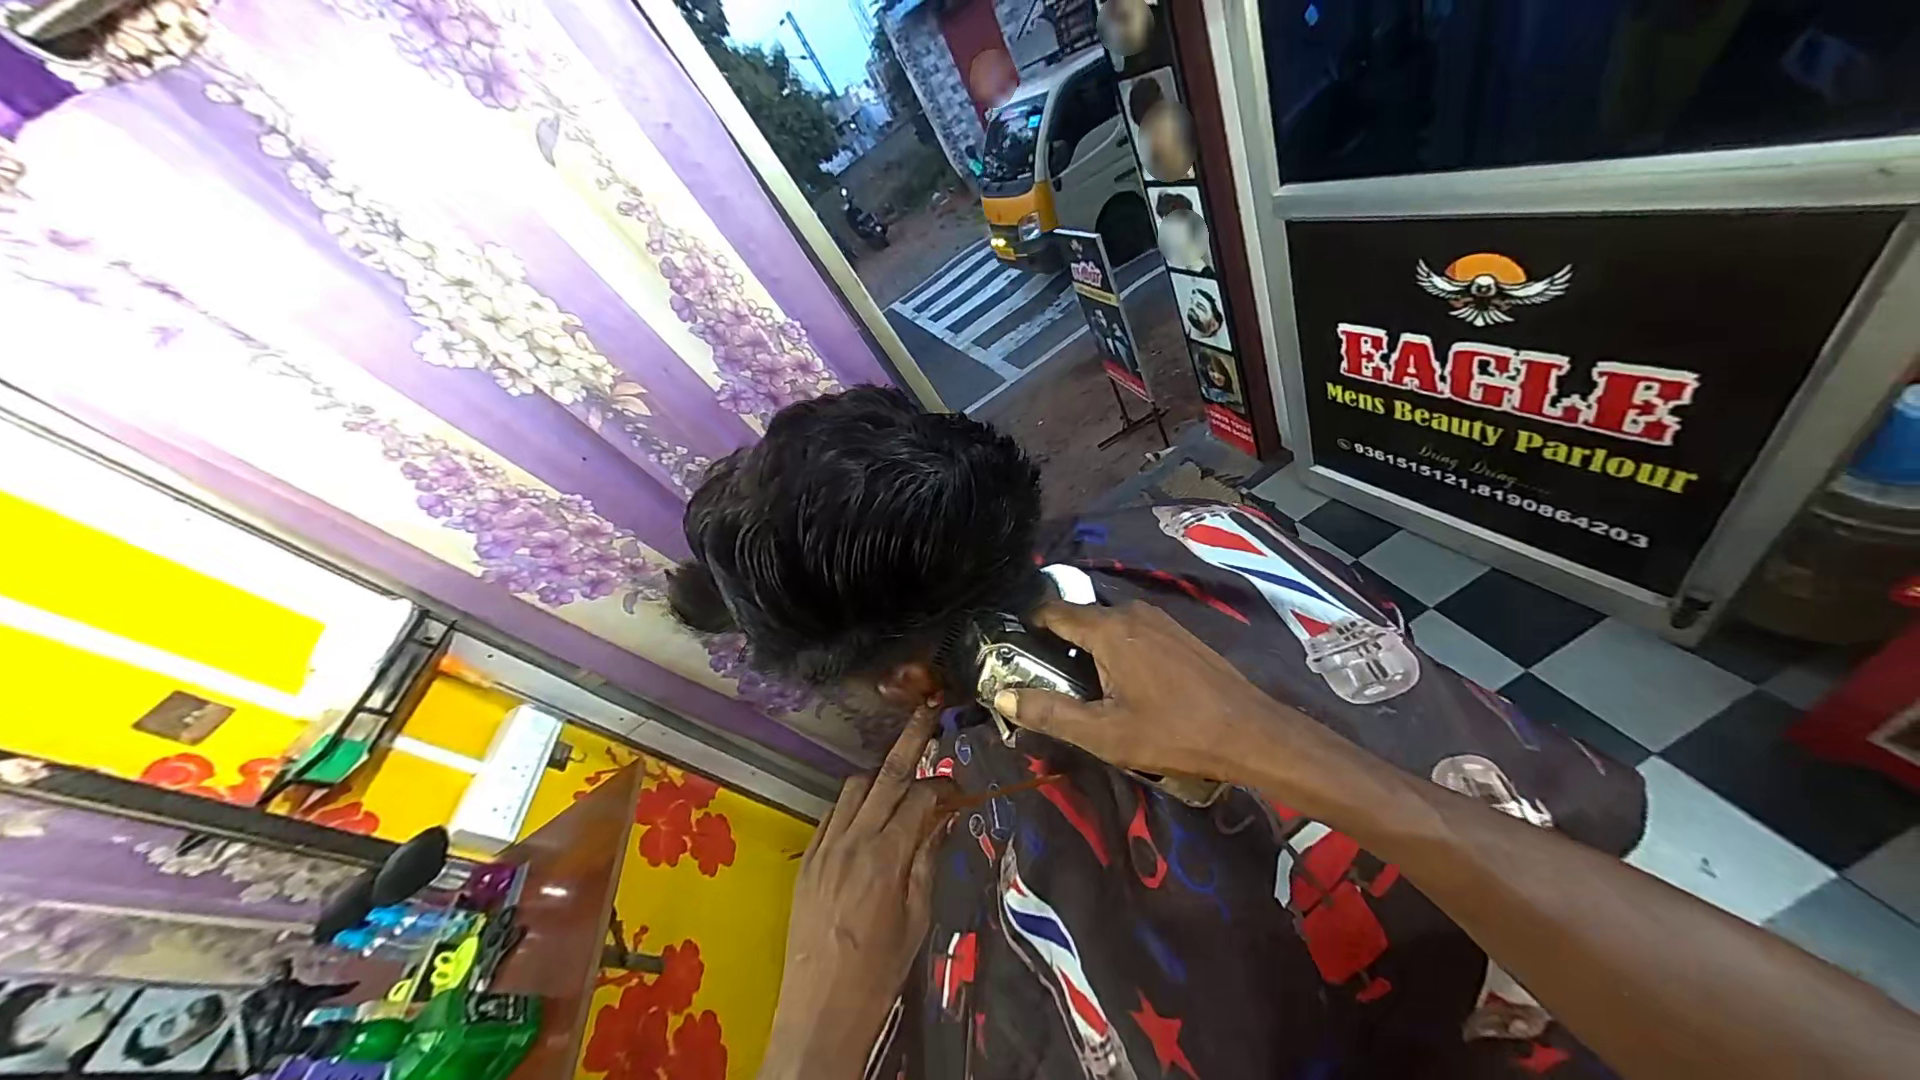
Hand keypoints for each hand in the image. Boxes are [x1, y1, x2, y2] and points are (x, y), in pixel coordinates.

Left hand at [762, 707, 951, 1079]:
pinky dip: (855, 800)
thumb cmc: (879, 969)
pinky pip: (833, 810)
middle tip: (928, 712)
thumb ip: (928, 858)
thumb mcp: (918, 915)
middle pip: (887, 774)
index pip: (921, 797)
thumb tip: (944, 817)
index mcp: (887, 857)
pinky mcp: (808, 855)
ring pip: (856, 785)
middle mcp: (853, 840)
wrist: (820, 1008)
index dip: (944, 785)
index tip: (959, 790)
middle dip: (911, 739)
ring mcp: (825, 844)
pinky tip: (868, 813)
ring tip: (901, 784)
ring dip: (881, 776)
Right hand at [994, 600, 1313, 781]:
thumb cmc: (1173, 733)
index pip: (1052, 611)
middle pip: (1078, 616)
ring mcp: (1158, 618)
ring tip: (1081, 684)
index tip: (1013, 650)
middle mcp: (1130, 612)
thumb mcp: (1104, 733)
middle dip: (1056, 641)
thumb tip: (1002, 694)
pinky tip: (1122, 681)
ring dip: (1086, 645)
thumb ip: (1050, 712)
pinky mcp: (1176, 631)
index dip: (1027, 626)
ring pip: (1105, 623)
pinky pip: (1130, 629)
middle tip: (1045, 677)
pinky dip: (1113, 646)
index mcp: (1107, 629)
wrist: (1251, 732)